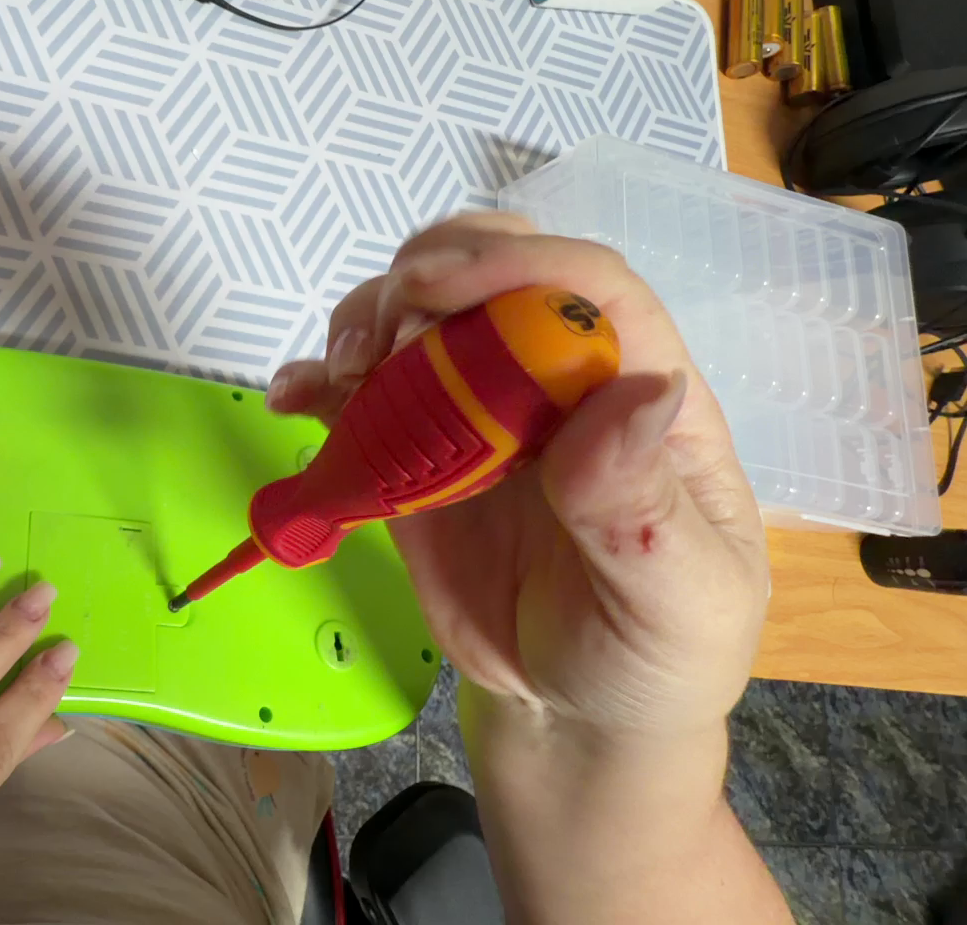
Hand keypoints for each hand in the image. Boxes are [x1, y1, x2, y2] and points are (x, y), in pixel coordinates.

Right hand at [266, 213, 770, 738]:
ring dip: (360, 321)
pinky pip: (349, 395)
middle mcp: (541, 384)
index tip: (430, 293)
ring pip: (408, 318)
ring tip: (340, 378)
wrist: (557, 700)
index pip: (583, 288)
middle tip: (383, 334)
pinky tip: (288, 398)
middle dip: (425, 273)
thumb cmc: (641, 651)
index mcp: (626, 394)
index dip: (510, 265)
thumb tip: (639, 393)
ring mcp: (463, 413)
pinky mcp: (401, 449)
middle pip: (486, 273)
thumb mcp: (678, 601)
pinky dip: (309, 381)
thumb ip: (647, 509)